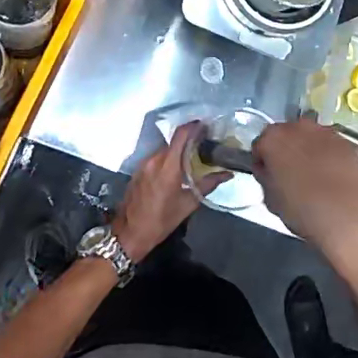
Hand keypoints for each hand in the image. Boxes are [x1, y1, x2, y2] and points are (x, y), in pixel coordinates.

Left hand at [111, 122, 227, 262]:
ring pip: (164, 150)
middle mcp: (154, 160)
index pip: (180, 136)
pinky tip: (177, 168)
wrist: (130, 232)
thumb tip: (227, 174)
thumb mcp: (188, 204)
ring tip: (194, 156)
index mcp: (167, 166)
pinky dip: (168, 158)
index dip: (193, 127)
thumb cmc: (161, 220)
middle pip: (173, 142)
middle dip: (189, 139)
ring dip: (178, 150)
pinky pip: (156, 158)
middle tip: (205, 143)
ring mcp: (144, 164)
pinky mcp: (138, 170)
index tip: (206, 125)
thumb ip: (208, 185)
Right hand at [251, 119, 357, 275]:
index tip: (268, 173)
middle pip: (286, 135)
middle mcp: (298, 127)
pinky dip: (329, 155)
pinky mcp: (348, 144)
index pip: (260, 144)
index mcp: (272, 138)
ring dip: (308, 150)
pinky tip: (332, 176)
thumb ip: (264, 175)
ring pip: (310, 137)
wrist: (345, 221)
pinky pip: (331, 146)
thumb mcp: (270, 197)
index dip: (263, 160)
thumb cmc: (301, 211)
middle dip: (286, 150)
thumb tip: (268, 170)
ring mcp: (326, 133)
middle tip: (289, 173)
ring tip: (313, 175)